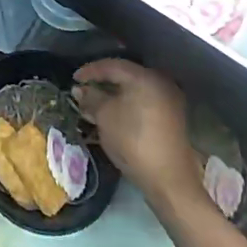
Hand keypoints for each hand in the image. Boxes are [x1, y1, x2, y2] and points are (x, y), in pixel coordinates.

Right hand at [74, 58, 205, 213]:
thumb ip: (91, 98)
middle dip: (102, 82)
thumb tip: (80, 89)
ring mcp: (170, 101)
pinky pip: (144, 101)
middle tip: (84, 90)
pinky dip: (127, 103)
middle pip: (125, 75)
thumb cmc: (132, 141)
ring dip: (114, 94)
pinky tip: (114, 113)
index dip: (90, 71)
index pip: (112, 65)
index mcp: (145, 78)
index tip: (74, 79)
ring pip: (134, 90)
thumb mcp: (104, 116)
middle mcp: (161, 83)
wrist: (169, 180)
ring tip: (95, 103)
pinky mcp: (172, 118)